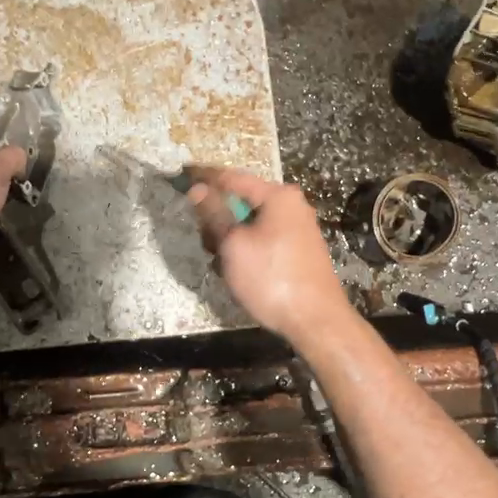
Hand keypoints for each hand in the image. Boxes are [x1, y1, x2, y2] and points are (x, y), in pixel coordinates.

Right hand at [184, 166, 354, 344]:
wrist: (316, 321)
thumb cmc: (271, 278)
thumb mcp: (234, 244)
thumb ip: (213, 213)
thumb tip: (198, 188)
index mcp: (278, 196)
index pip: (231, 177)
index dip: (204, 179)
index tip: (181, 179)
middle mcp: (292, 206)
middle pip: (241, 203)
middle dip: (218, 221)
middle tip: (208, 246)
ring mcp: (297, 230)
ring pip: (250, 225)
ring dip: (230, 242)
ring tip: (223, 267)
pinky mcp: (298, 252)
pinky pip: (263, 241)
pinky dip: (246, 252)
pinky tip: (239, 274)